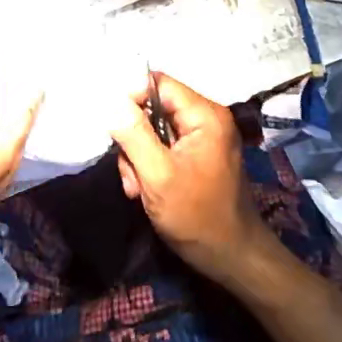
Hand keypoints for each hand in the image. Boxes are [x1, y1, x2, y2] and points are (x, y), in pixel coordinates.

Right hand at [107, 72, 273, 284]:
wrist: (230, 258)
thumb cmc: (196, 216)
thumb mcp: (158, 175)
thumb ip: (134, 134)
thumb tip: (111, 100)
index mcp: (205, 115)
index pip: (158, 83)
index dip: (131, 98)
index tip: (112, 125)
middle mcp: (206, 119)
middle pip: (153, 108)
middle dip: (133, 138)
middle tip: (130, 171)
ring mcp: (201, 139)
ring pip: (153, 131)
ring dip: (138, 158)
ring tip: (137, 188)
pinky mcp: (195, 157)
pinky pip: (162, 148)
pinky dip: (149, 167)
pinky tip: (145, 191)